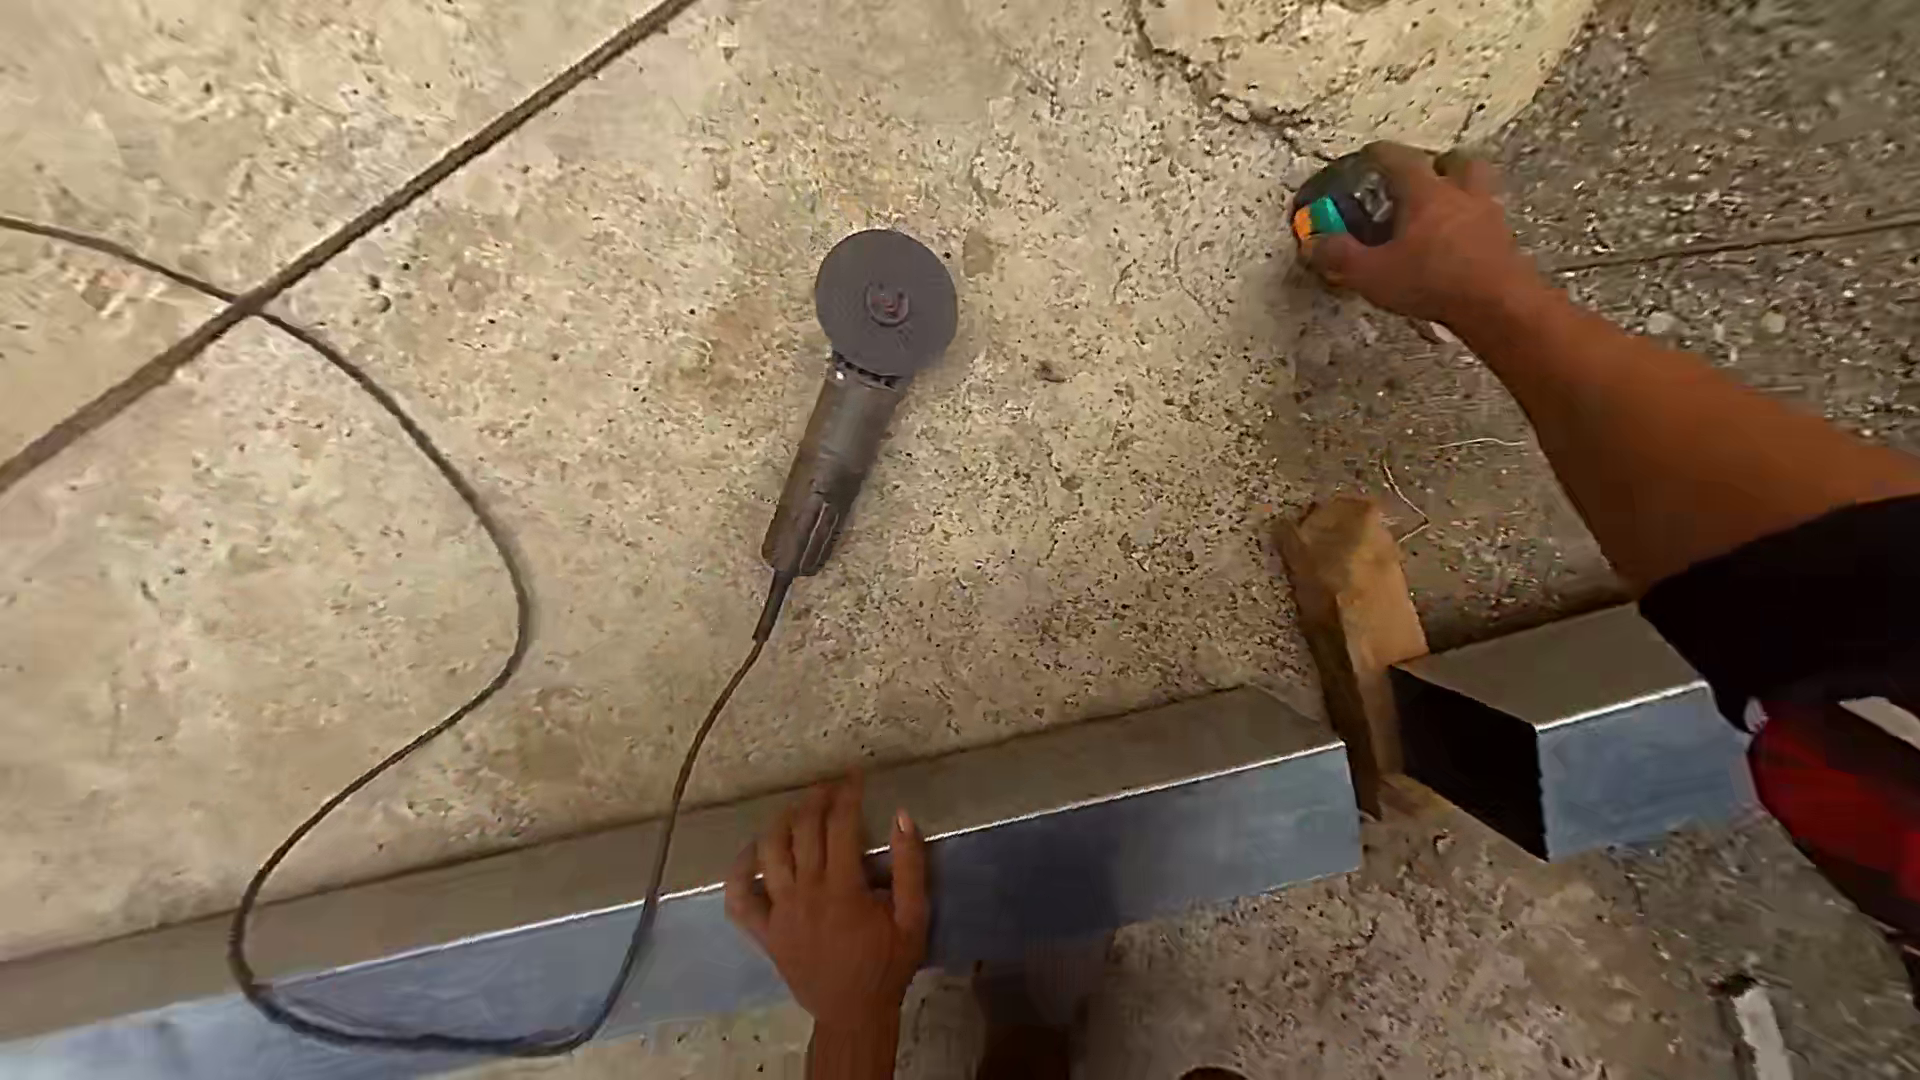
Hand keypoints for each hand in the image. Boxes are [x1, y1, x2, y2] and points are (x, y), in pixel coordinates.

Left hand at [724, 774, 928, 1031]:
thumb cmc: (887, 963)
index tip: (855, 775)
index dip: (848, 793)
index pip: (841, 824)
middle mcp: (805, 895)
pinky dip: (739, 870)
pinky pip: (739, 898)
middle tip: (829, 784)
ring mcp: (779, 914)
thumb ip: (910, 866)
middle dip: (817, 797)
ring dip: (782, 821)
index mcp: (843, 890)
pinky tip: (752, 850)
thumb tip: (902, 816)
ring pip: (770, 852)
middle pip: (804, 829)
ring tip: (798, 808)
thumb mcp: (914, 917)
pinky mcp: (764, 933)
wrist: (853, 1015)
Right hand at [1302, 142, 1547, 327]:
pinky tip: (1454, 237)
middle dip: (1436, 163)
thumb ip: (1339, 255)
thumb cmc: (1429, 281)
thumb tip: (1313, 242)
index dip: (1381, 155)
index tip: (1369, 153)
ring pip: (1476, 183)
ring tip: (1439, 204)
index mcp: (1426, 195)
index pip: (1401, 161)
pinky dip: (1468, 217)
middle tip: (1420, 175)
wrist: (1493, 302)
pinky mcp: (1500, 237)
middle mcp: (1461, 194)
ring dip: (1459, 185)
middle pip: (1454, 161)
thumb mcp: (1370, 273)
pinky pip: (1484, 214)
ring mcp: (1486, 213)